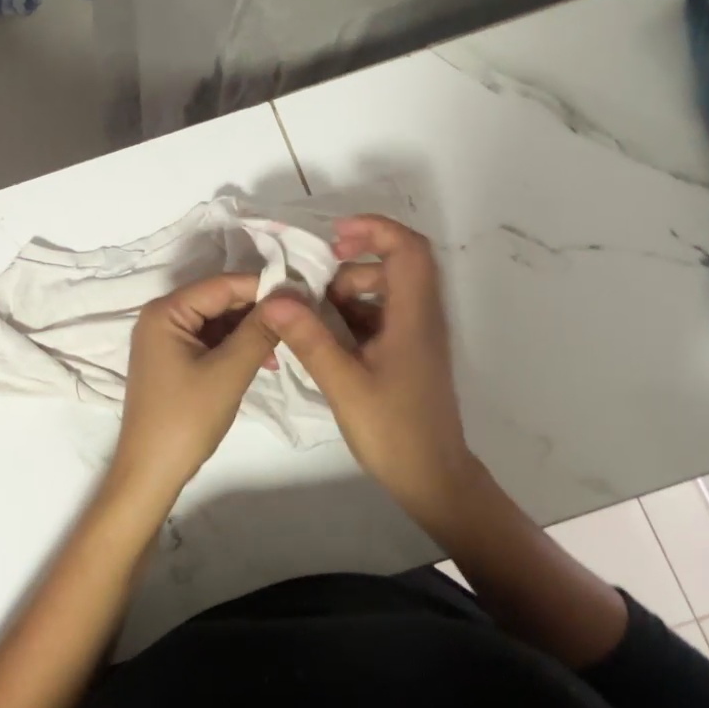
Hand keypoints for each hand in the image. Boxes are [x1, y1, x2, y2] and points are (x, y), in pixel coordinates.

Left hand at [112, 274, 283, 497]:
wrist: (151, 470)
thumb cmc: (186, 419)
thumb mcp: (229, 371)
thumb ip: (259, 330)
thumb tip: (290, 296)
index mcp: (166, 311)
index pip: (222, 284)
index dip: (264, 286)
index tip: (305, 292)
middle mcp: (161, 316)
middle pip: (219, 300)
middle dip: (259, 310)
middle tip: (302, 318)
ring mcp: (165, 339)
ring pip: (218, 321)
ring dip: (251, 330)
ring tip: (286, 344)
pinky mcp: (173, 359)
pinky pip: (210, 341)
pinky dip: (236, 347)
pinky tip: (265, 361)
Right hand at [261, 215, 471, 526]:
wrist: (432, 477)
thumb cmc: (393, 430)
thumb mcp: (343, 383)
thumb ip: (310, 338)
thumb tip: (276, 298)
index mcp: (413, 317)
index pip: (408, 249)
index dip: (375, 229)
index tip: (333, 237)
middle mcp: (421, 318)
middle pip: (396, 265)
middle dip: (353, 263)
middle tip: (314, 281)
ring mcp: (415, 337)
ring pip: (386, 292)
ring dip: (349, 292)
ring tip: (311, 314)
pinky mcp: (407, 355)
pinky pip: (381, 317)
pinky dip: (352, 315)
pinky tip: (323, 337)